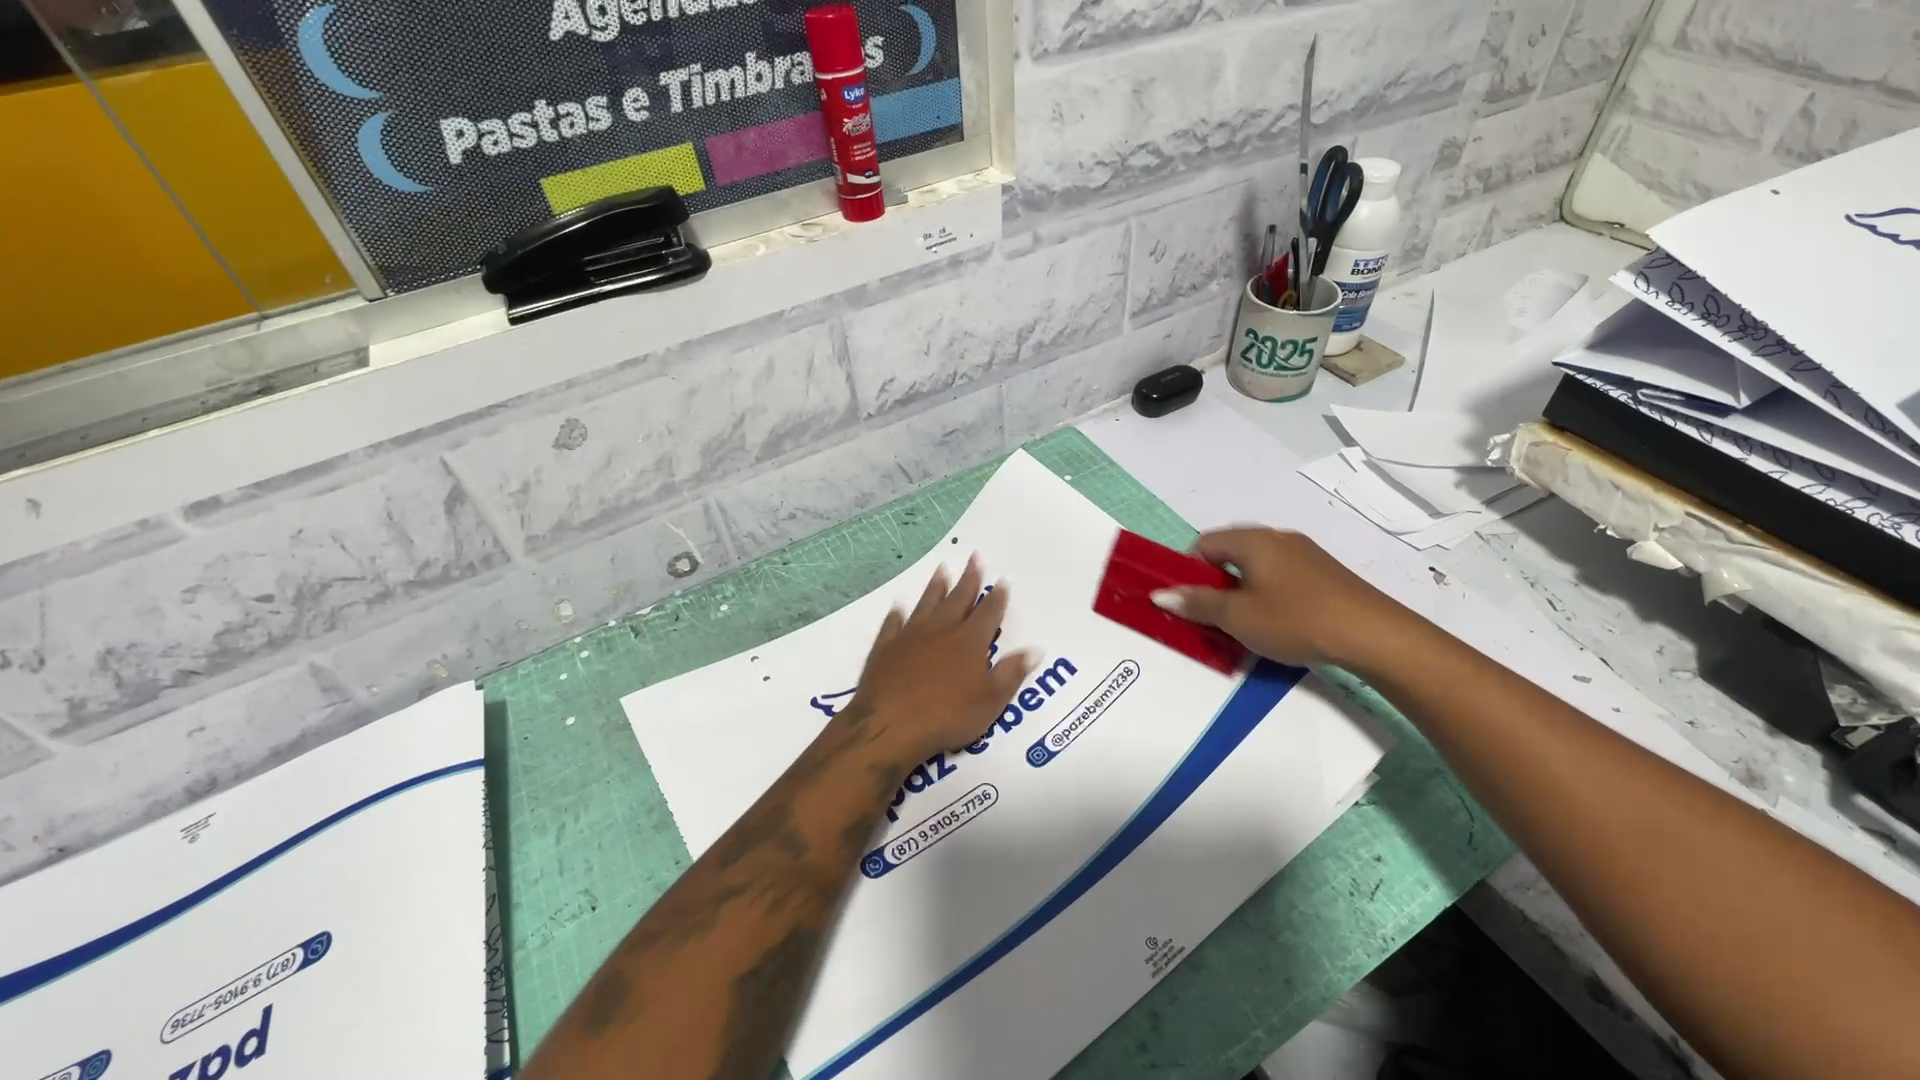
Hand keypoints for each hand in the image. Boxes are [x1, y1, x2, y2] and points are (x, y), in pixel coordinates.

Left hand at [846, 556, 1038, 765]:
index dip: (996, 597)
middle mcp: (941, 630)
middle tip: (974, 557)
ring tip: (942, 569)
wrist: (890, 726)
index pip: (988, 613)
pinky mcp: (885, 648)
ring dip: (935, 587)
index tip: (1002, 579)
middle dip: (968, 579)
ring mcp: (910, 637)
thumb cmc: (947, 716)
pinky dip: (897, 614)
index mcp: (969, 642)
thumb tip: (1035, 649)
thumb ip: (1011, 673)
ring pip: (926, 604)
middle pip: (957, 599)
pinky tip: (898, 606)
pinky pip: (893, 624)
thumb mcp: (990, 701)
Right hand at [1149, 528, 1410, 669]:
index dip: (1188, 571)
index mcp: (1252, 540)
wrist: (1371, 634)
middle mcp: (1277, 537)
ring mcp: (1304, 553)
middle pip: (1230, 552)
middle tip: (1215, 617)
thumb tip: (1160, 593)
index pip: (1204, 543)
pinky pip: (1280, 575)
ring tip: (1245, 624)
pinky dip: (1267, 593)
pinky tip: (1278, 622)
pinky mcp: (1324, 572)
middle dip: (1214, 582)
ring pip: (1257, 565)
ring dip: (1241, 590)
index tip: (1191, 603)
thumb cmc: (1295, 620)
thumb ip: (1197, 604)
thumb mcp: (1238, 617)